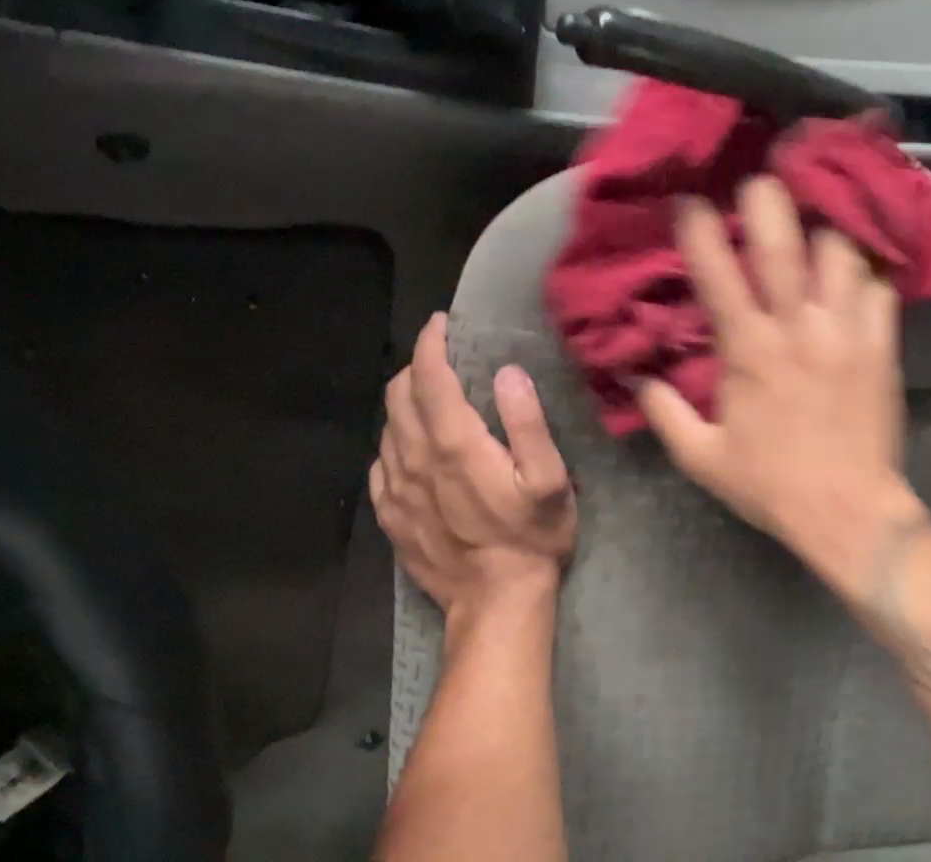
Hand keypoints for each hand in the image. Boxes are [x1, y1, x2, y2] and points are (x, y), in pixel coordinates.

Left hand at [371, 313, 576, 615]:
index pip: (429, 375)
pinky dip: (396, 443)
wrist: (494, 605)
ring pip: (387, 427)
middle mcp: (414, 458)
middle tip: (442, 363)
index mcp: (454, 443)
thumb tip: (507, 372)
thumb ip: (528, 422)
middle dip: (415, 368)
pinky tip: (416, 452)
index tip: (442, 324)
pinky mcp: (389, 514)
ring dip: (405, 405)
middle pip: (398, 394)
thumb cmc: (531, 539)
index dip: (431, 342)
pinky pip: (380, 463)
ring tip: (433, 403)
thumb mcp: (550, 480)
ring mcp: (395, 489)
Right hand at [636, 177, 914, 553]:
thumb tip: (636, 377)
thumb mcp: (701, 458)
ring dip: (822, 238)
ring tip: (814, 233)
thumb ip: (664, 413)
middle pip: (784, 245)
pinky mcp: (883, 348)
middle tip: (760, 182)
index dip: (699, 230)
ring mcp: (845, 334)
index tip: (690, 200)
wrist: (850, 513)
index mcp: (748, 350)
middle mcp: (797, 329)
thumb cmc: (771, 485)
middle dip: (769, 202)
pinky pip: (880, 290)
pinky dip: (866, 278)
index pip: (717, 274)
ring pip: (840, 256)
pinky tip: (856, 280)